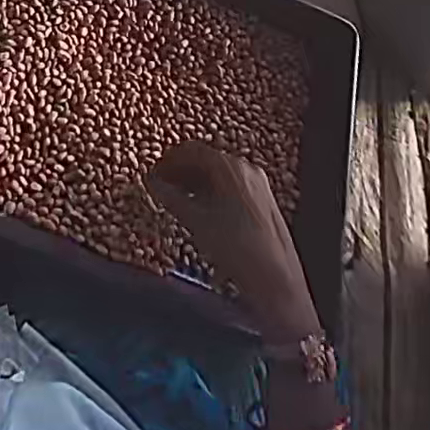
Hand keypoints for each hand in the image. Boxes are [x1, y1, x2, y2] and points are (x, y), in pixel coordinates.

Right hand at [146, 142, 320, 341]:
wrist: (275, 279)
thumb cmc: (236, 249)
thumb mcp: (197, 222)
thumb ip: (172, 198)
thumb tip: (154, 184)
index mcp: (229, 168)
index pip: (192, 150)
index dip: (169, 159)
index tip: (155, 171)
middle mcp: (246, 169)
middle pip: (207, 159)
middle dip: (182, 169)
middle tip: (162, 183)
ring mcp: (257, 183)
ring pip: (220, 172)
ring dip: (196, 180)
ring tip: (178, 197)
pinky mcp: (263, 199)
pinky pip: (232, 184)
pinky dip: (213, 189)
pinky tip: (201, 206)